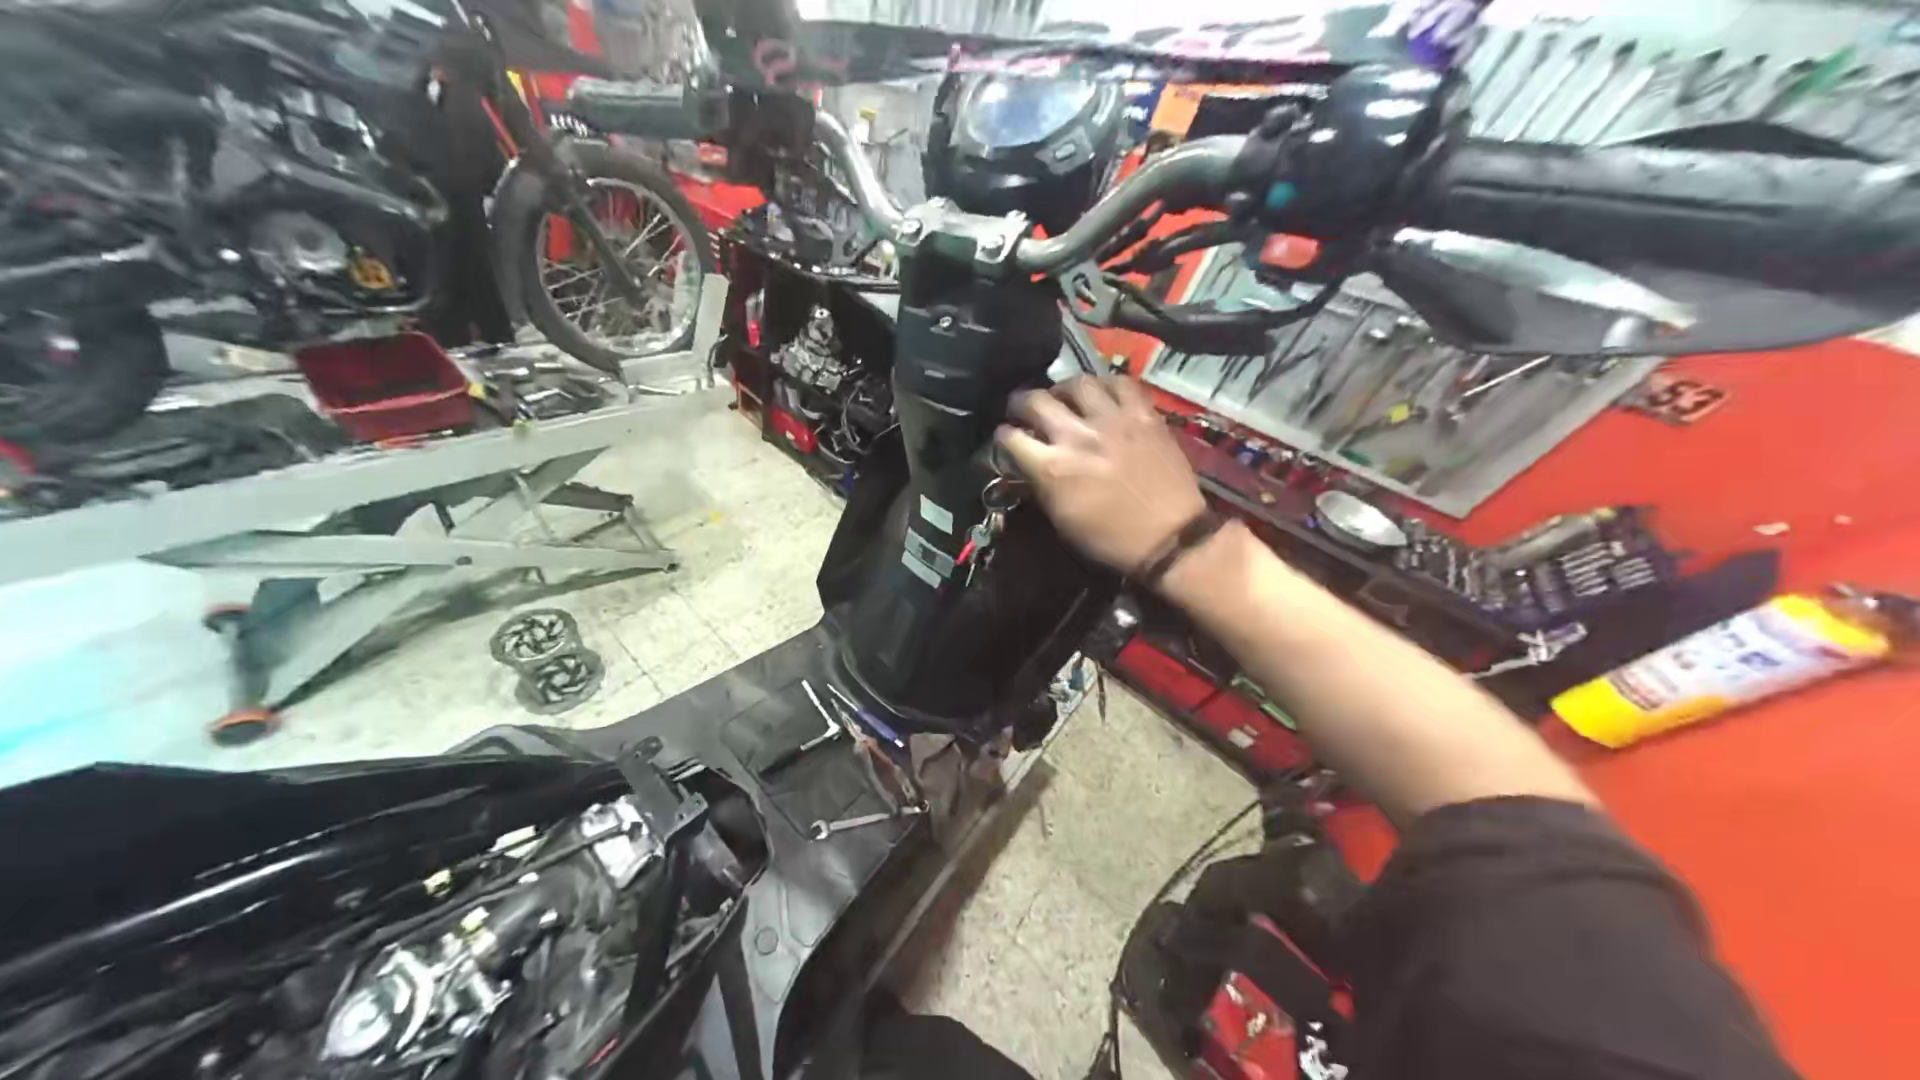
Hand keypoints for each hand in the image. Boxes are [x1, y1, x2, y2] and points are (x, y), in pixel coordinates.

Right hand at [995, 376, 1206, 573]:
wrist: (1170, 536)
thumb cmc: (1111, 538)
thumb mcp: (1062, 520)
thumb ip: (1041, 485)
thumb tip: (1028, 464)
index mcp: (1053, 468)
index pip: (1011, 438)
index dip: (1003, 436)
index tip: (1006, 438)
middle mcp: (1077, 436)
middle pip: (1035, 400)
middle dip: (1020, 403)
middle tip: (1023, 410)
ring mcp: (1113, 420)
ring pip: (1076, 383)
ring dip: (1062, 389)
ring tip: (1063, 397)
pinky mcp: (1143, 414)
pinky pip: (1120, 382)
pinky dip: (1105, 385)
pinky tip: (1101, 394)